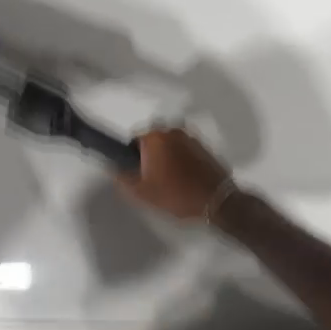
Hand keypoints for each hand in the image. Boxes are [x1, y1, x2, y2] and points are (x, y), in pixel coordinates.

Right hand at [116, 127, 232, 221]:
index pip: (134, 140)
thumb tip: (114, 169)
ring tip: (171, 178)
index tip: (138, 173)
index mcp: (154, 137)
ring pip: (170, 143)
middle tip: (153, 177)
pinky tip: (185, 176)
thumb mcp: (143, 193)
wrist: (217, 200)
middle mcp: (171, 130)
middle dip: (151, 154)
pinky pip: (184, 148)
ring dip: (167, 155)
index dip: (132, 157)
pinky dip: (181, 157)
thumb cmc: (176, 194)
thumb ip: (123, 179)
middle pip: (153, 140)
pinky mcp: (204, 145)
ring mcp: (190, 136)